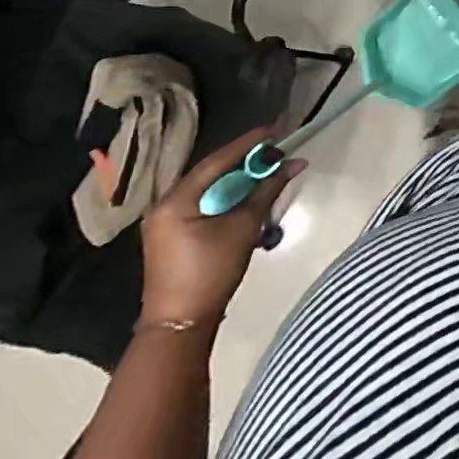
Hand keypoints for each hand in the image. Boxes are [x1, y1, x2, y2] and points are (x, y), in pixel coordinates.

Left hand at [138, 128, 306, 325]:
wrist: (179, 328)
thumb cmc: (210, 274)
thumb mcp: (243, 229)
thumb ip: (266, 192)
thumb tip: (293, 164)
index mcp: (176, 200)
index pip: (217, 161)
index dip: (247, 144)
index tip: (274, 130)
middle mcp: (165, 205)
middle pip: (212, 173)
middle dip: (245, 162)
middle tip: (275, 152)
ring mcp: (166, 222)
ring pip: (209, 190)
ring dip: (238, 182)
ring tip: (267, 173)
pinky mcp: (173, 236)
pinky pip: (204, 205)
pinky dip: (227, 199)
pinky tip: (249, 198)